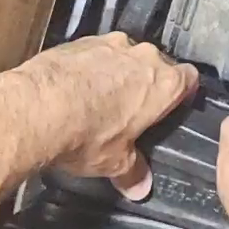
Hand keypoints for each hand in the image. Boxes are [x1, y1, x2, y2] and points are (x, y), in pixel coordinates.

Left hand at [15, 33, 196, 199]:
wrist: (38, 107)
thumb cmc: (87, 135)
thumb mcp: (113, 162)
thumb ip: (133, 172)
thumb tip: (142, 189)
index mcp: (164, 84)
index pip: (190, 79)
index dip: (182, 92)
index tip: (170, 106)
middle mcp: (145, 56)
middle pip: (158, 65)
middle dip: (147, 82)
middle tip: (131, 108)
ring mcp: (115, 43)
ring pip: (127, 55)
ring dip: (119, 70)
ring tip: (98, 96)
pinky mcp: (85, 39)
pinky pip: (98, 51)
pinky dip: (92, 64)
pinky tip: (75, 86)